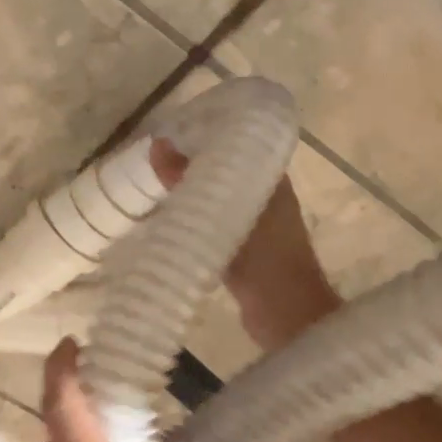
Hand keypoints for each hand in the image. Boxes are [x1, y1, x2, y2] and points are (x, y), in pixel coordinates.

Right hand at [150, 137, 340, 349]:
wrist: (286, 315)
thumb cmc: (265, 259)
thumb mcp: (223, 214)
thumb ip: (190, 182)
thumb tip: (158, 144)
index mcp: (271, 180)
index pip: (241, 142)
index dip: (211, 132)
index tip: (175, 126)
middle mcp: (265, 197)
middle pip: (226, 170)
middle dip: (194, 162)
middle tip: (155, 154)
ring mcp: (255, 225)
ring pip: (217, 197)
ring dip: (192, 191)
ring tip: (154, 180)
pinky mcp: (241, 251)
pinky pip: (212, 223)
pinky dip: (193, 217)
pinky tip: (166, 216)